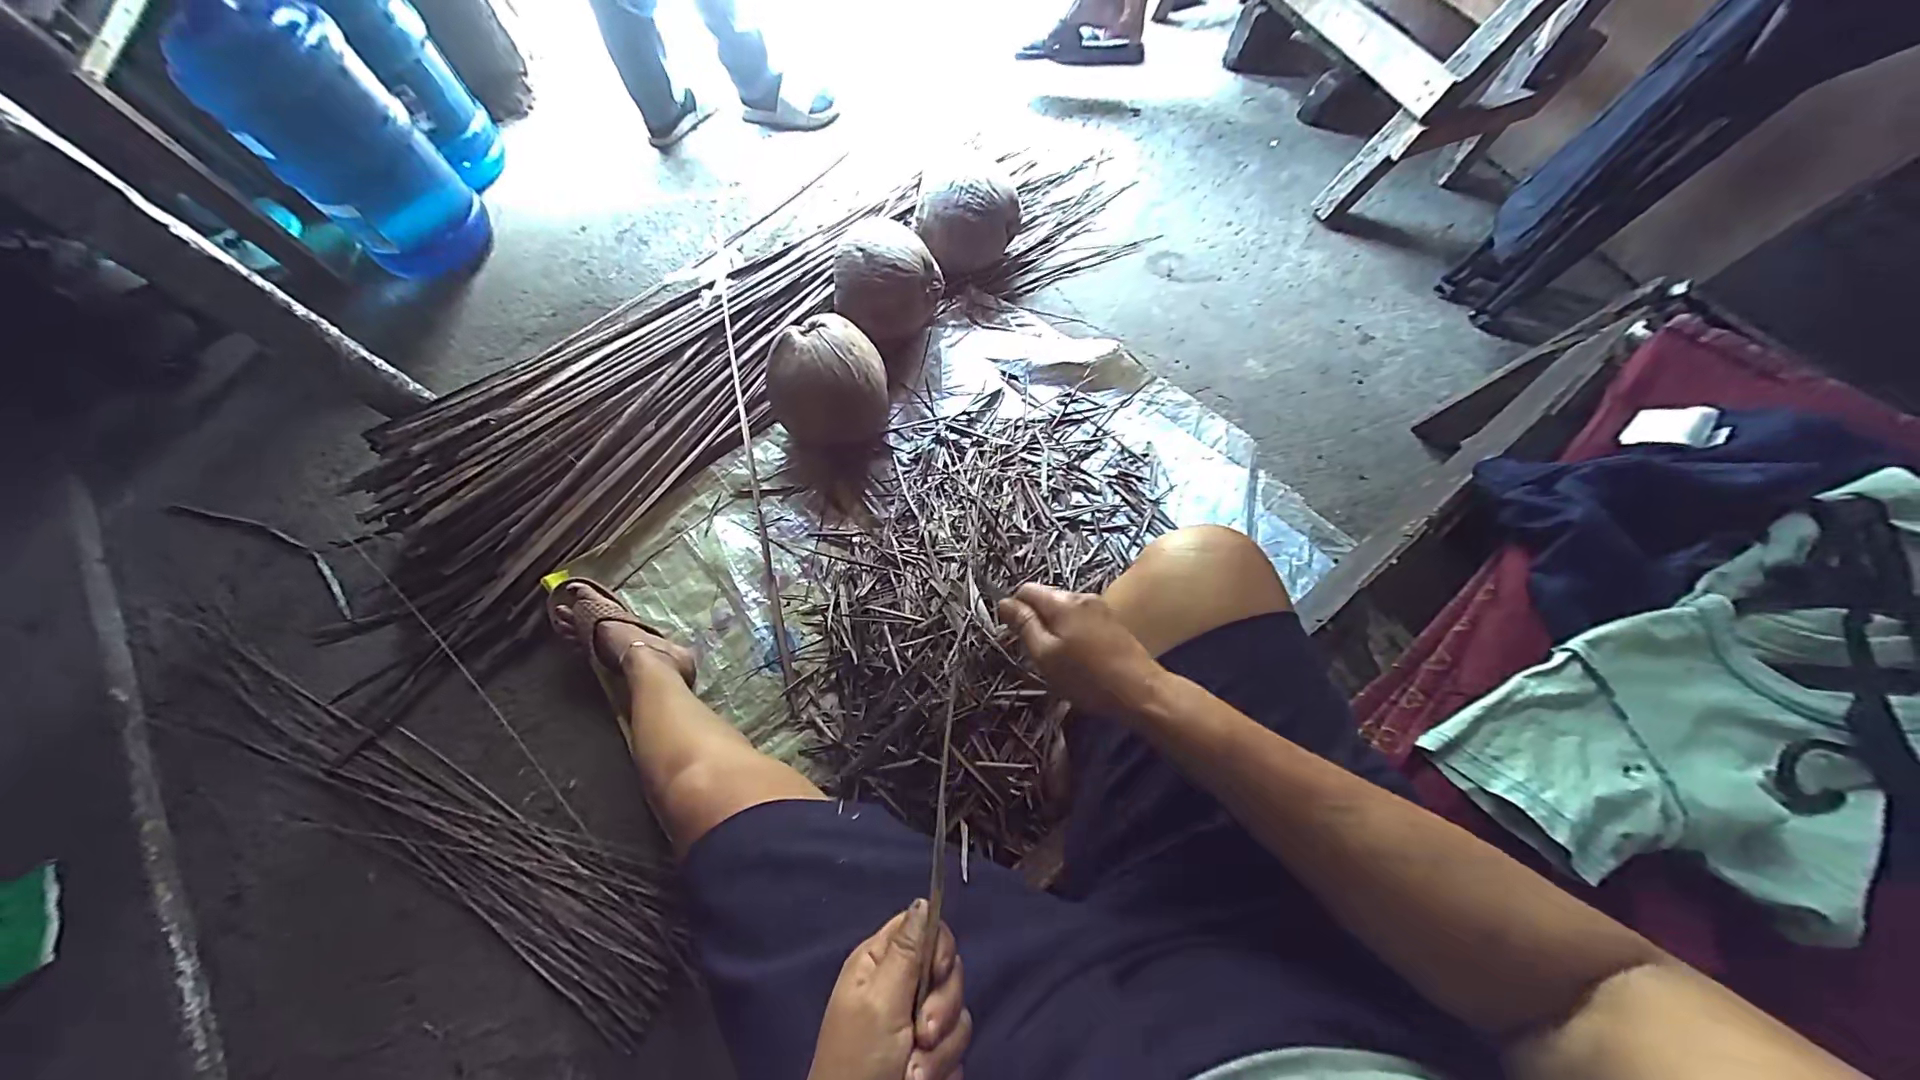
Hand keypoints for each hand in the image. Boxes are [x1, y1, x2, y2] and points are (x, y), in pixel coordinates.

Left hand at [807, 900, 969, 1079]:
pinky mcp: (932, 1056)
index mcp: (879, 963)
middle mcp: (900, 986)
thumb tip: (925, 900)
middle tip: (920, 1035)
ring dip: (941, 1049)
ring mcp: (916, 1022)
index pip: (924, 926)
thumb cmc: (859, 1063)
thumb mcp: (879, 1001)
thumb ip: (907, 951)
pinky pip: (957, 1047)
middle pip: (947, 969)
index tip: (936, 972)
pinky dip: (944, 1068)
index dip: (938, 946)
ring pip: (957, 1011)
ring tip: (914, 1074)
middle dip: (941, 1006)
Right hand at [997, 583, 1166, 720]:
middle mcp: (1082, 596)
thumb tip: (1005, 602)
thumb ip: (1024, 625)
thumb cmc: (1086, 677)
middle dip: (1035, 619)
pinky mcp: (1112, 621)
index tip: (1014, 635)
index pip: (1026, 589)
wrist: (1140, 691)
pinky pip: (1081, 619)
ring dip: (1054, 627)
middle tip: (1037, 652)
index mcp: (1062, 601)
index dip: (1014, 609)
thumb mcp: (1045, 655)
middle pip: (1046, 598)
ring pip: (1064, 610)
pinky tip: (1078, 656)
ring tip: (1058, 657)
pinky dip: (1072, 632)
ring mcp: (1100, 607)